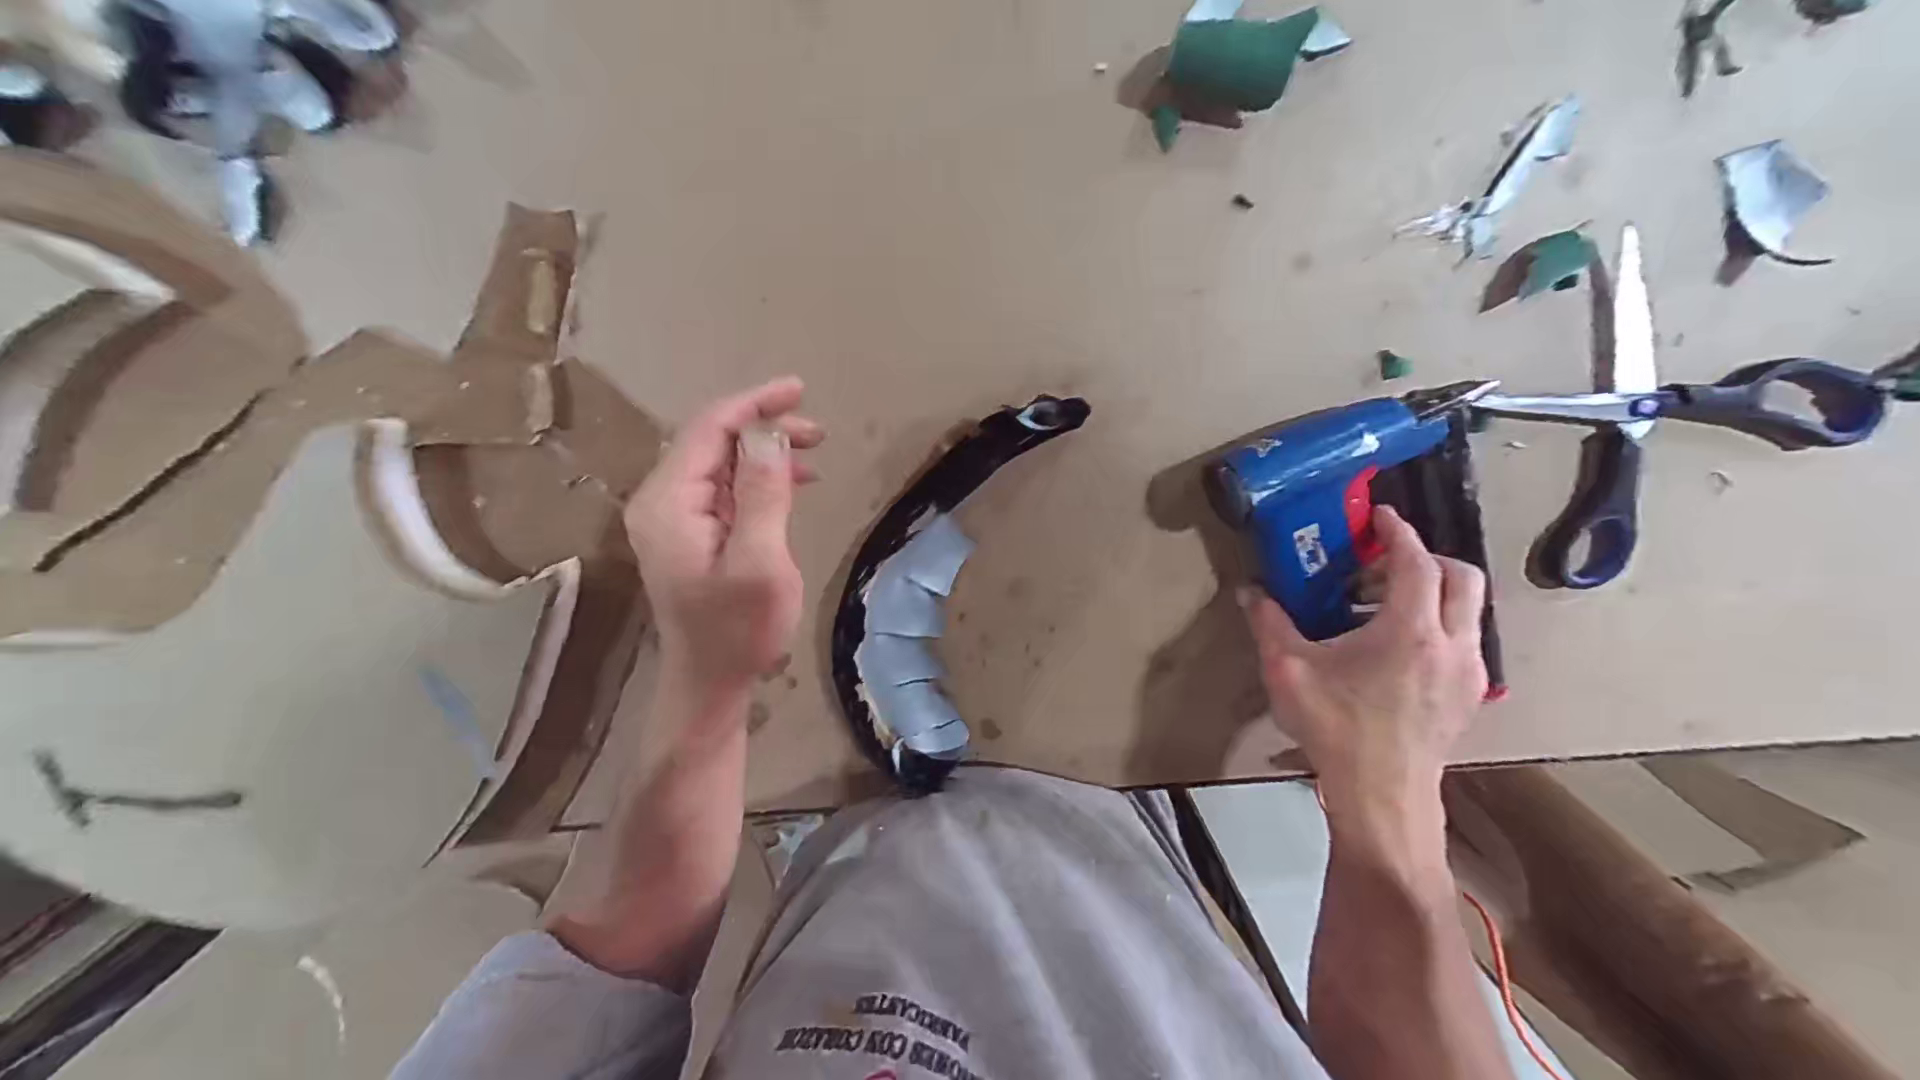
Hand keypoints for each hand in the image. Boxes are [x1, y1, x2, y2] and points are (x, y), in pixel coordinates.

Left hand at [623, 378, 822, 696]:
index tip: (799, 390)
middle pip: (712, 441)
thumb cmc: (738, 630)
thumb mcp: (760, 561)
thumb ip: (761, 493)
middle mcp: (661, 501)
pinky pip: (723, 489)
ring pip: (719, 463)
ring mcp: (673, 519)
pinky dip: (758, 478)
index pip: (708, 430)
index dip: (754, 403)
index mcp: (668, 502)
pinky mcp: (690, 535)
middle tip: (818, 432)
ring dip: (765, 451)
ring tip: (813, 452)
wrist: (710, 682)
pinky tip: (791, 483)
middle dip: (764, 427)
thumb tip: (768, 433)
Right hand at [1239, 506, 1487, 799]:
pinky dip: (1437, 624)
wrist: (1381, 792)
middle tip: (1383, 562)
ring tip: (1382, 604)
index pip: (1416, 563)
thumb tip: (1250, 592)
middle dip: (1427, 558)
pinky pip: (1465, 640)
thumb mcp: (1288, 670)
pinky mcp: (1469, 695)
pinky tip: (1395, 647)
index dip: (1399, 533)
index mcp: (1410, 631)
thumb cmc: (1335, 727)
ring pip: (1469, 609)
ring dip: (1432, 592)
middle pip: (1462, 576)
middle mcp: (1452, 644)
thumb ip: (1269, 623)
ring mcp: (1468, 671)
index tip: (1380, 517)